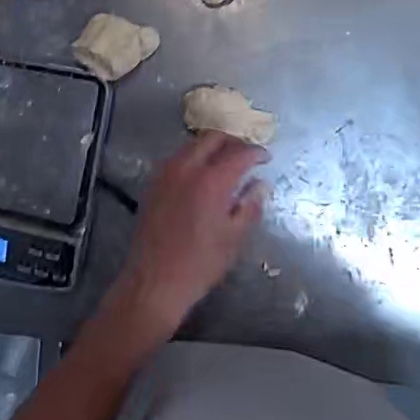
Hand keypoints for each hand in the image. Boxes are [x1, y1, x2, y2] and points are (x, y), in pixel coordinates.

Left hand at [103, 131, 267, 341]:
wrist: (154, 281)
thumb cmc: (200, 263)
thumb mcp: (234, 238)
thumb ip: (250, 205)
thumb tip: (260, 184)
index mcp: (212, 180)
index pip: (239, 154)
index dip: (256, 152)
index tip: (266, 158)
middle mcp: (187, 168)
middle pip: (213, 138)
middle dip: (234, 141)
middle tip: (246, 155)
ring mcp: (167, 173)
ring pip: (193, 145)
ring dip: (212, 147)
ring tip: (226, 162)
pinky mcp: (154, 183)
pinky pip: (178, 157)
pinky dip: (194, 157)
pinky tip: (202, 174)